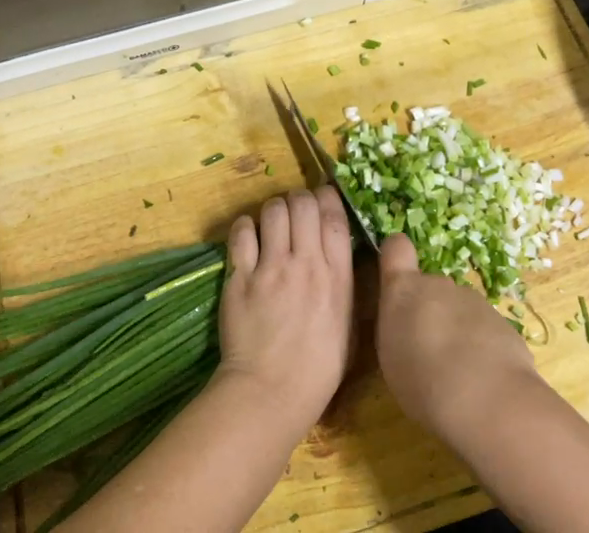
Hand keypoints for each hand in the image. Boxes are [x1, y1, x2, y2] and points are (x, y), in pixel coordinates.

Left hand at [215, 187, 353, 426]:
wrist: (271, 391)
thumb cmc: (318, 370)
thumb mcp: (349, 327)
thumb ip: (345, 287)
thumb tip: (341, 259)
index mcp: (337, 277)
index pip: (334, 217)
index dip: (328, 198)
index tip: (323, 198)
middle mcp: (305, 264)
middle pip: (302, 204)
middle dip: (299, 199)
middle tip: (295, 211)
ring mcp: (270, 267)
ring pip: (272, 211)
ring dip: (273, 210)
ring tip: (271, 223)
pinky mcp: (240, 275)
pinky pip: (241, 232)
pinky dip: (245, 226)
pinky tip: (248, 237)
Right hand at [375, 232, 539, 444]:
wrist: (486, 398)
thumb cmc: (421, 379)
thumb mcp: (390, 355)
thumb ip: (399, 327)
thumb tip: (410, 325)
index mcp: (404, 289)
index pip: (396, 248)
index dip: (395, 255)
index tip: (395, 273)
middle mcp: (439, 285)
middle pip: (431, 288)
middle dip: (430, 311)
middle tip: (428, 350)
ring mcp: (475, 301)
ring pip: (460, 310)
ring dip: (457, 331)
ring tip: (457, 373)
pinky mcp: (504, 323)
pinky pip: (485, 331)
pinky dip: (482, 349)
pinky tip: (482, 381)